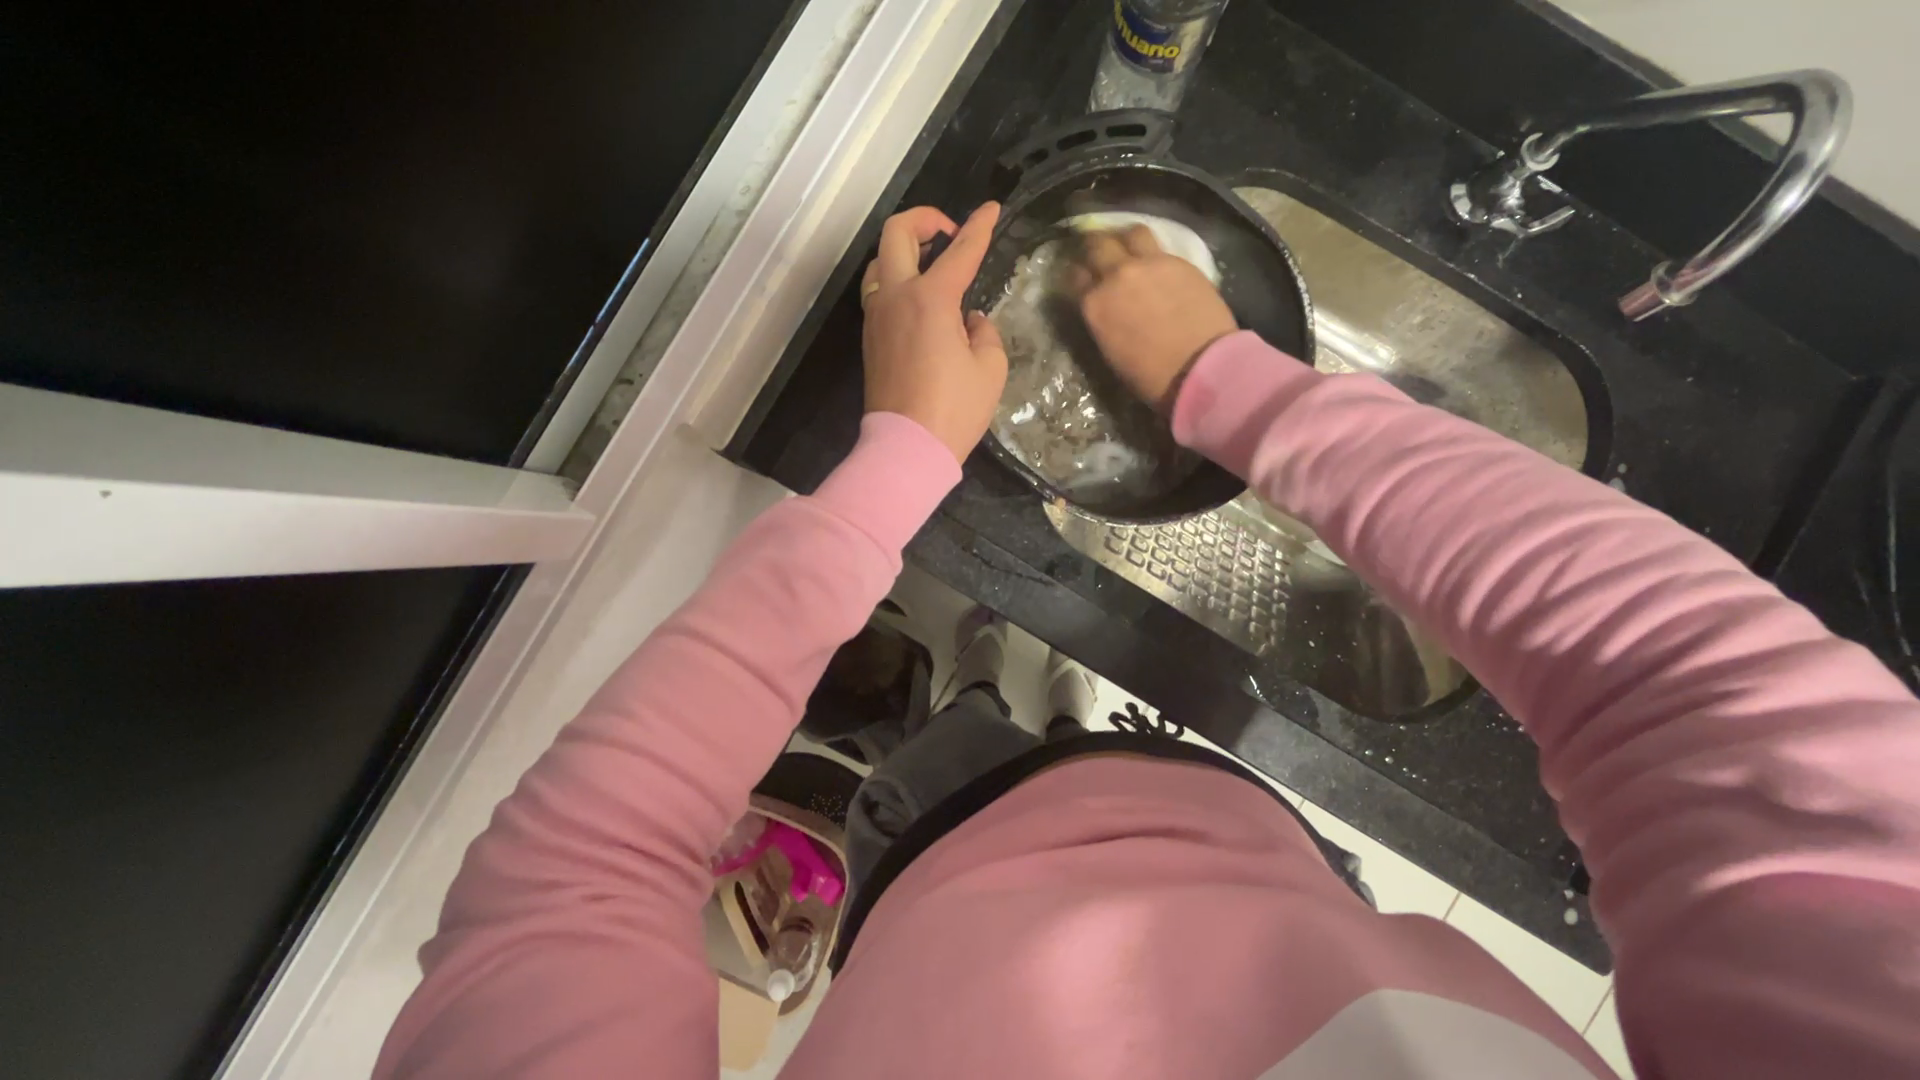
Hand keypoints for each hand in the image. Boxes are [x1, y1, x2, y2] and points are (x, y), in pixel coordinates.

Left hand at [860, 203, 1007, 462]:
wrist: (907, 448)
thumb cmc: (954, 410)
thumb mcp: (990, 369)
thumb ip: (984, 332)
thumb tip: (969, 320)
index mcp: (931, 299)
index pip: (960, 251)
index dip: (979, 226)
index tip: (991, 209)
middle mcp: (897, 297)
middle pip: (896, 233)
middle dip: (924, 220)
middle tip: (948, 233)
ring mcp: (877, 317)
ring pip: (880, 262)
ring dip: (904, 252)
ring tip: (932, 266)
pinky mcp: (870, 339)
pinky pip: (878, 293)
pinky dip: (898, 282)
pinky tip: (921, 301)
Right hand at [1076, 225, 1238, 411]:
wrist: (1200, 368)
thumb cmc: (1151, 376)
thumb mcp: (1110, 351)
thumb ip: (1102, 320)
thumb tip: (1104, 308)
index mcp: (1094, 304)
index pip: (1073, 276)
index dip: (1074, 274)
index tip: (1079, 276)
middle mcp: (1116, 275)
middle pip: (1097, 244)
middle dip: (1093, 246)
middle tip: (1098, 252)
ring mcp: (1150, 263)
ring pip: (1132, 232)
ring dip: (1127, 239)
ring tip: (1130, 248)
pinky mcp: (1180, 261)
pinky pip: (1160, 246)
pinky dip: (1154, 252)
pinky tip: (1158, 264)